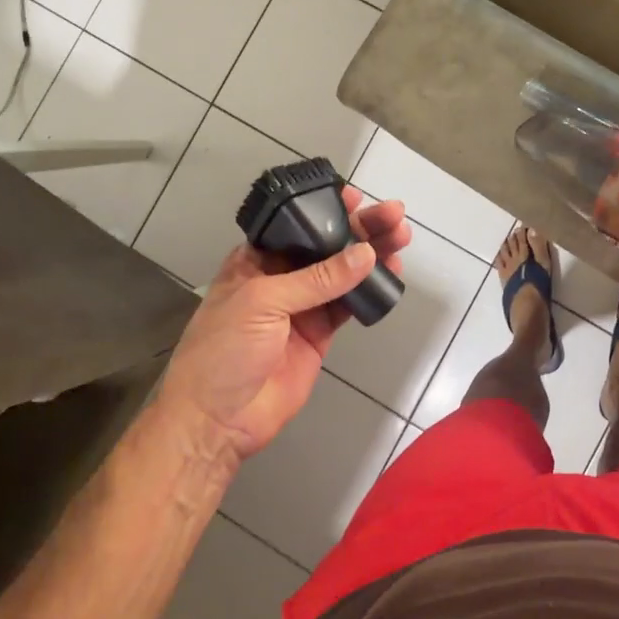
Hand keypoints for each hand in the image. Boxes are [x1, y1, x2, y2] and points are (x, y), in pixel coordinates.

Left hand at [156, 187, 408, 464]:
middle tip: (394, 215)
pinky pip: (350, 304)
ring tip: (402, 237)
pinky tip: (391, 274)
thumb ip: (317, 279)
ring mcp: (302, 307)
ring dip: (372, 254)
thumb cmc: (223, 351)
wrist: (216, 421)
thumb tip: (365, 253)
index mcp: (255, 262)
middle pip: (327, 246)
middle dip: (360, 228)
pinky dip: (371, 288)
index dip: (325, 209)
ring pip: (344, 272)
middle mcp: (281, 278)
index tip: (355, 197)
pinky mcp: (320, 333)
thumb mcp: (263, 304)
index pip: (295, 225)